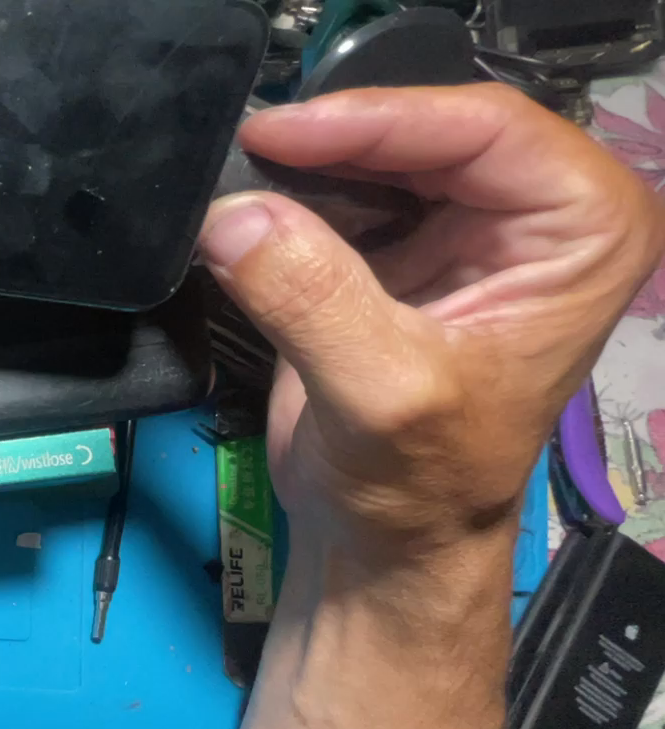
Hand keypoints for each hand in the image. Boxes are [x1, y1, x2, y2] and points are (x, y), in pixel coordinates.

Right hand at [198, 84, 664, 560]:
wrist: (377, 531)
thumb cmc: (414, 473)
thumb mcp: (377, 387)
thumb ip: (311, 298)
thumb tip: (230, 219)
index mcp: (573, 230)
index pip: (482, 133)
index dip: (376, 121)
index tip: (273, 131)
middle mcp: (514, 222)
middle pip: (423, 141)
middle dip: (333, 141)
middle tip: (243, 148)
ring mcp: (438, 246)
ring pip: (368, 173)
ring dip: (298, 175)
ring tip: (232, 179)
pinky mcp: (370, 276)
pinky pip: (324, 220)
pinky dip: (276, 216)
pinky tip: (237, 220)